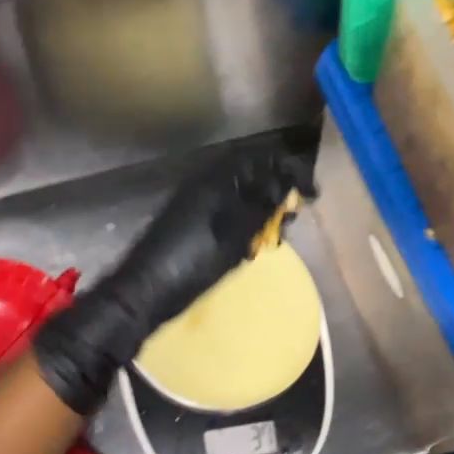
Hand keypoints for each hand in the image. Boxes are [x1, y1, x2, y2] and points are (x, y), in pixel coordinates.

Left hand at [33, 144, 315, 414]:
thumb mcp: (232, 235)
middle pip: (251, 176)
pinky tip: (251, 247)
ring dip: (262, 211)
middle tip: (293, 216)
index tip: (311, 194)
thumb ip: (261, 207)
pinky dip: (245, 225)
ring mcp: (195, 206)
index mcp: (214, 181)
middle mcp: (205, 186)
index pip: (260, 159)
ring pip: (240, 197)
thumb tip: (286, 184)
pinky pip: (227, 214)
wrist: (142, 294)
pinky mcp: (190, 226)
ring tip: (275, 235)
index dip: (289, 171)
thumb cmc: (188, 263)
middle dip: (277, 192)